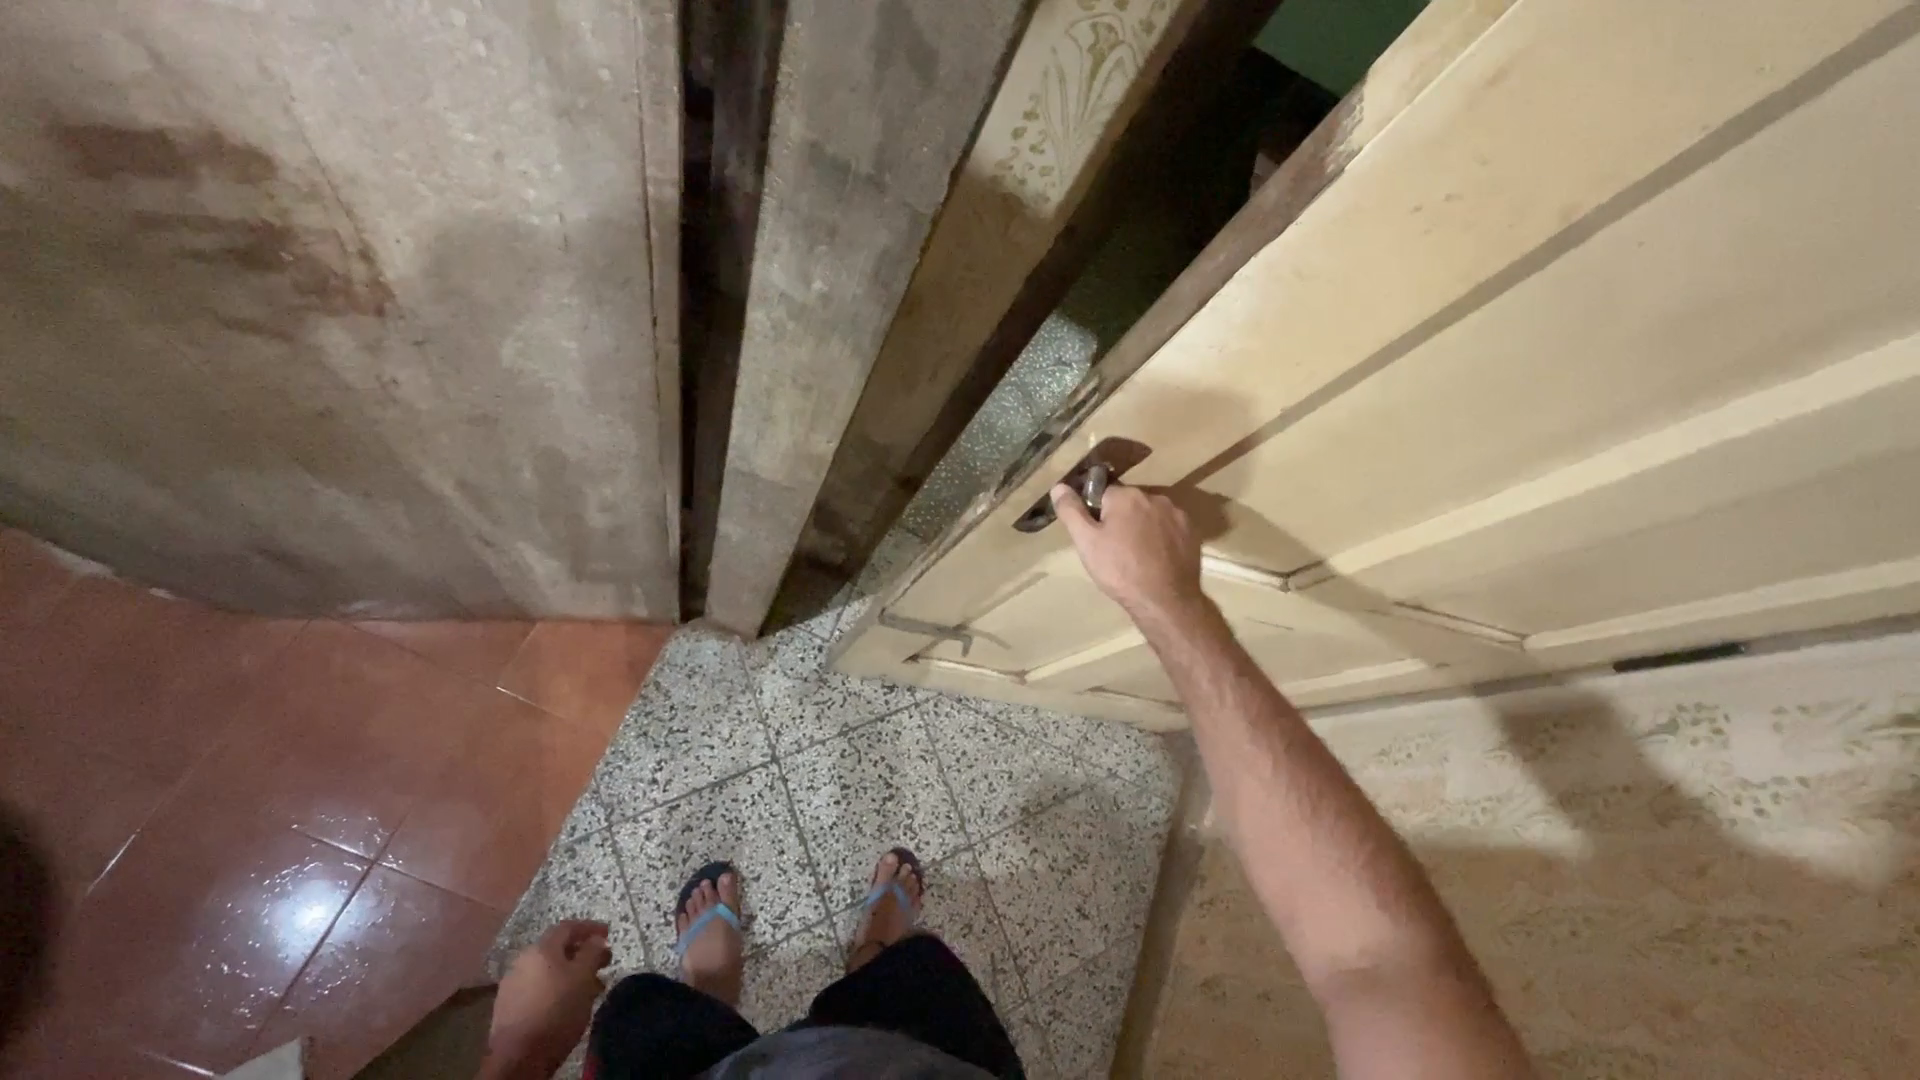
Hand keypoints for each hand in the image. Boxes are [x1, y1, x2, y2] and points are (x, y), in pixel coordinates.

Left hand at [484, 921, 611, 1078]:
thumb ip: (592, 953)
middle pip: (557, 948)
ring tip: (590, 986)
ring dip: (571, 972)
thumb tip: (595, 939)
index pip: (568, 927)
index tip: (608, 934)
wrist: (518, 1058)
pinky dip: (556, 987)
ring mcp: (512, 985)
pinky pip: (538, 986)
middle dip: (582, 953)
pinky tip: (568, 1002)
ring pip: (548, 969)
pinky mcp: (507, 1007)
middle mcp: (523, 961)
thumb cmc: (557, 1011)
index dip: (590, 927)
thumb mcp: (583, 978)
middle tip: (603, 962)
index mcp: (541, 949)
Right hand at [1051, 482, 1205, 622]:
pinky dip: (1160, 537)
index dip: (1096, 515)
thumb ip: (1071, 511)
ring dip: (1141, 526)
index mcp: (1125, 496)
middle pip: (1128, 502)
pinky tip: (1155, 558)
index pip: (1103, 494)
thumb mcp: (1086, 542)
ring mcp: (1176, 513)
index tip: (1097, 537)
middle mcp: (1153, 497)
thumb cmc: (1119, 570)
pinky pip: (1168, 527)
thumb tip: (1059, 486)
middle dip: (1120, 519)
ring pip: (1149, 514)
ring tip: (1136, 556)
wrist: (1164, 600)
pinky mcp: (1191, 531)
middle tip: (1114, 549)